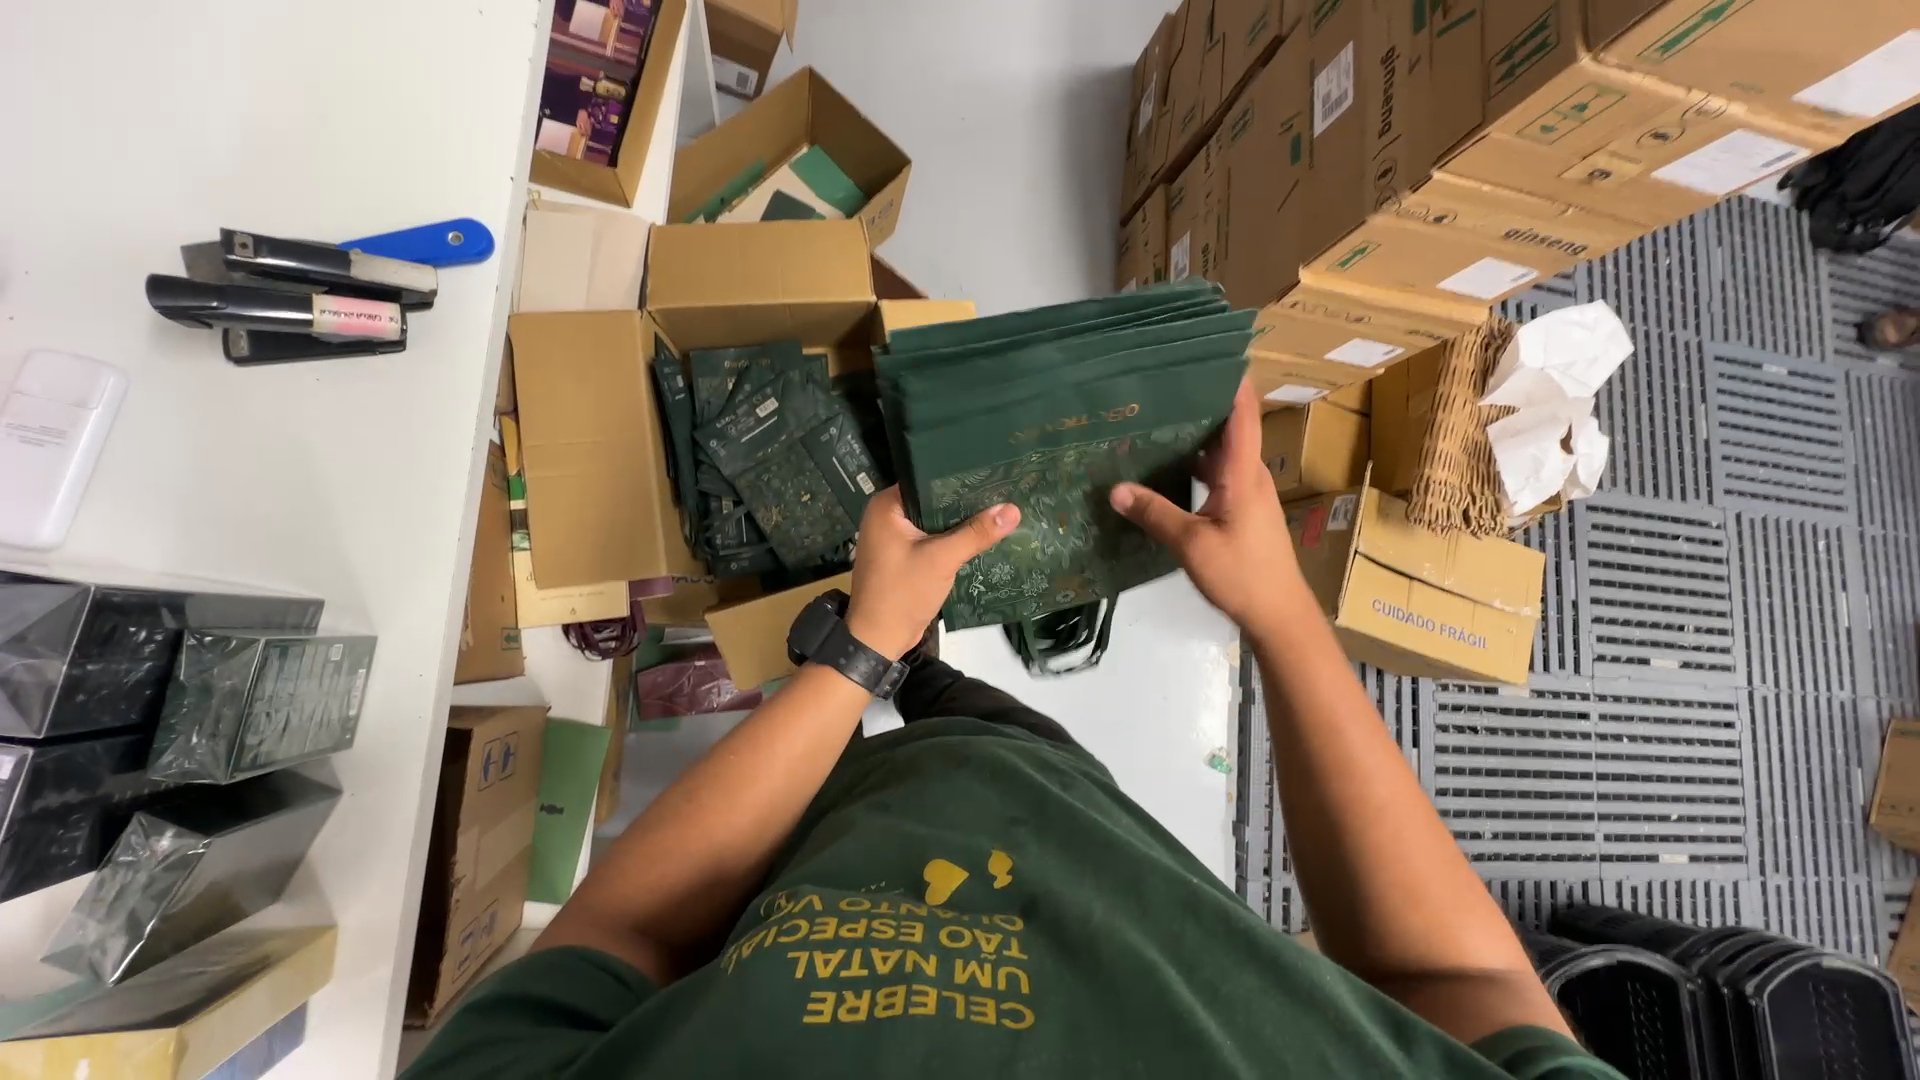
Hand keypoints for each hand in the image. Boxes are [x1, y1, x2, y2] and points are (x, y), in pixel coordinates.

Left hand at [845, 488, 1020, 661]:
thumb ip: (976, 533)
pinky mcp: (903, 556)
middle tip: (1002, 490)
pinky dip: (951, 539)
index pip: (926, 479)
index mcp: (886, 506)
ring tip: (998, 509)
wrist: (878, 640)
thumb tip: (1012, 509)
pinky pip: (931, 538)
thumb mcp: (942, 559)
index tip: (991, 472)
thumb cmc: (902, 593)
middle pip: (932, 500)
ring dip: (960, 521)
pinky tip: (980, 536)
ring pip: (934, 520)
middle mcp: (886, 515)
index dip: (958, 476)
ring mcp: (893, 537)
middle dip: (963, 500)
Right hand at [1109, 378, 1304, 636]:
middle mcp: (1249, 475)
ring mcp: (1247, 494)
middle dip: (1200, 405)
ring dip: (1194, 438)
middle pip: (1228, 429)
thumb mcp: (1191, 544)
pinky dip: (1194, 467)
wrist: (1278, 613)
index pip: (1243, 414)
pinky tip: (1165, 469)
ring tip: (1156, 420)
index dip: (1231, 382)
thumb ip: (1154, 513)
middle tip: (1162, 387)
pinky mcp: (1241, 512)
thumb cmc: (1241, 574)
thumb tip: (1115, 488)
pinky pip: (1216, 476)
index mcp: (1244, 473)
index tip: (1211, 353)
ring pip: (1219, 454)